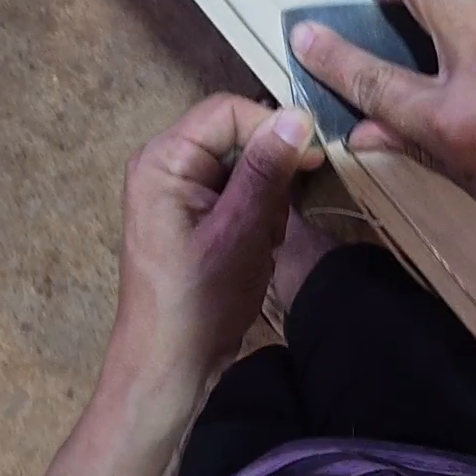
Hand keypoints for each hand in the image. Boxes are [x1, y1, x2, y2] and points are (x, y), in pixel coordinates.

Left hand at [104, 95, 321, 398]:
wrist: (170, 364)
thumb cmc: (199, 300)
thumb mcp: (239, 231)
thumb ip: (265, 169)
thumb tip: (298, 114)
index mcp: (163, 160)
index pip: (227, 111)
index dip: (273, 128)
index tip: (312, 160)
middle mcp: (165, 164)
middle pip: (235, 137)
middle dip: (267, 176)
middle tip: (272, 222)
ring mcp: (178, 191)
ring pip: (243, 167)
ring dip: (265, 202)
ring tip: (258, 245)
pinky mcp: (193, 214)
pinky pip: (237, 194)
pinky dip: (256, 218)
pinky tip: (252, 251)